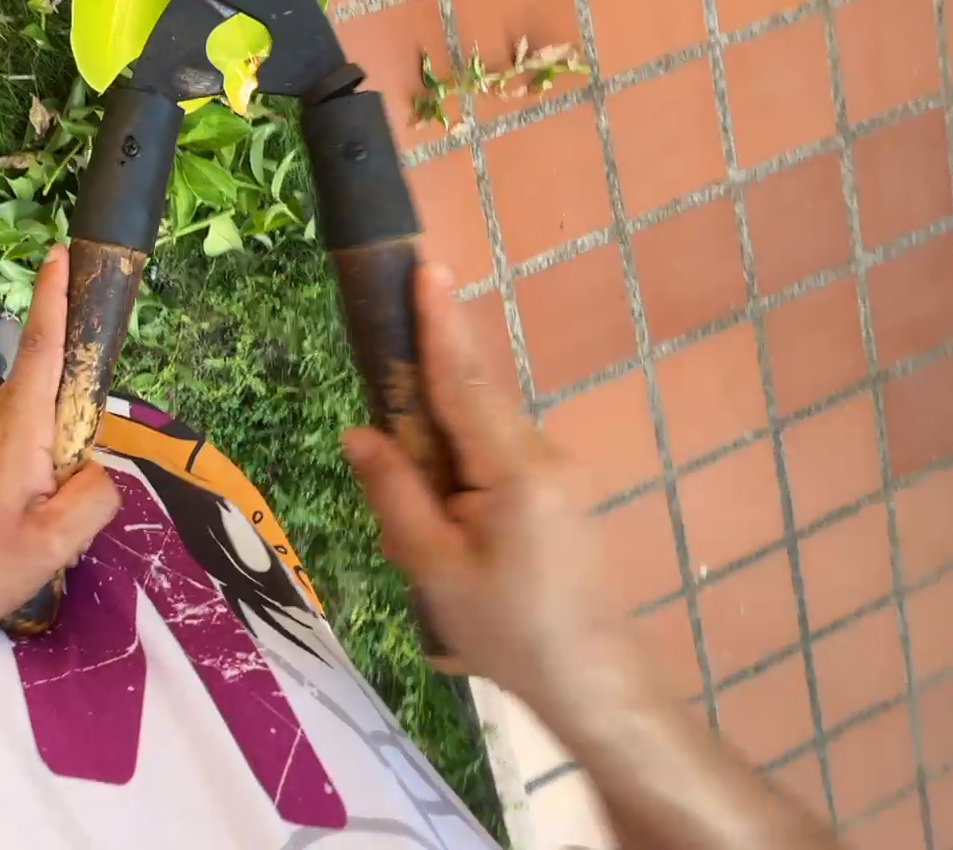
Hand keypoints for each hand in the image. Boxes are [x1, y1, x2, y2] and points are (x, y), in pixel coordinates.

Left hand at [0, 244, 122, 633]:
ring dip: (64, 434)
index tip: (59, 253)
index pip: (41, 346)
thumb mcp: (53, 545)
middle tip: (81, 459)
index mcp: (20, 427)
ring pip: (43, 408)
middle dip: (80, 386)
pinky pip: (29, 428)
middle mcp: (0, 414)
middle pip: (51, 374)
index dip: (53, 296)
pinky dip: (48, 448)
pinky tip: (38, 503)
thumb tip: (96, 465)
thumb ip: (93, 495)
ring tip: (53, 505)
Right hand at [340, 263, 647, 716]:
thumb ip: (392, 490)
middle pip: (460, 410)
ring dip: (432, 475)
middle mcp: (540, 454)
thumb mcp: (431, 564)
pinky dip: (453, 486)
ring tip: (425, 550)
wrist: (593, 685)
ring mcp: (553, 471)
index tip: (426, 266)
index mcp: (513, 469)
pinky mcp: (553, 490)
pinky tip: (450, 545)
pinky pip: (487, 463)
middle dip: (414, 438)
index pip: (463, 379)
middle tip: (399, 510)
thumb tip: (358, 431)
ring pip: (470, 441)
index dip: (439, 321)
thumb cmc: (508, 628)